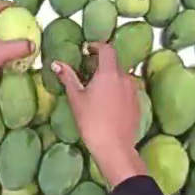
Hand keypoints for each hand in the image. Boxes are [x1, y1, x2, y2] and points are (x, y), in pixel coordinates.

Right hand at [52, 43, 147, 186]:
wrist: (115, 148)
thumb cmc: (92, 121)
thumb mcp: (76, 98)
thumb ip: (68, 77)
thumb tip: (56, 63)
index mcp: (110, 73)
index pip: (107, 49)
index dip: (96, 46)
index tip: (86, 49)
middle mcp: (125, 78)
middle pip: (114, 62)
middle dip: (101, 62)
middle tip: (87, 69)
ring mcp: (134, 91)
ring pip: (122, 76)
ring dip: (110, 76)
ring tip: (97, 87)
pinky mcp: (138, 104)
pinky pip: (127, 89)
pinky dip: (118, 88)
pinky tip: (108, 101)